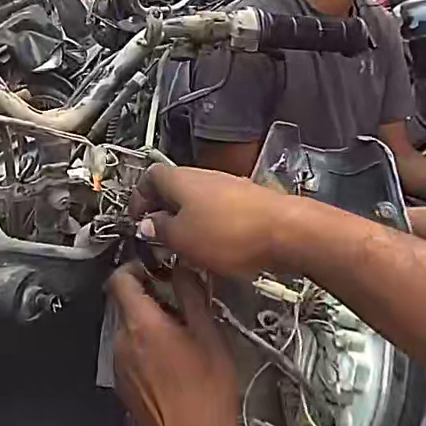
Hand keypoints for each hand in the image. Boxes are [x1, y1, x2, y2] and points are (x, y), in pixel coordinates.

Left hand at [107, 265, 238, 425]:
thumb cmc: (208, 392)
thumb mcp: (209, 335)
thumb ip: (192, 295)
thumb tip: (182, 269)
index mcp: (142, 324)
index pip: (119, 279)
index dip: (135, 267)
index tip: (155, 270)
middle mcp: (122, 340)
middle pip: (124, 302)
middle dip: (148, 297)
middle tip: (177, 306)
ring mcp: (118, 362)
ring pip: (127, 327)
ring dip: (147, 323)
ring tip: (178, 338)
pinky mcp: (121, 382)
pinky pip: (127, 350)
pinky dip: (143, 346)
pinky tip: (169, 362)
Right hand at [129, 164, 314, 278]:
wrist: (288, 232)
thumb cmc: (230, 233)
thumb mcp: (181, 238)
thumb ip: (159, 229)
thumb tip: (147, 224)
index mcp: (179, 178)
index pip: (148, 177)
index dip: (138, 199)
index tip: (137, 221)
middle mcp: (202, 176)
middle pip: (173, 189)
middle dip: (163, 213)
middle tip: (160, 239)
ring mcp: (228, 186)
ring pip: (196, 202)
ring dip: (187, 222)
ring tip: (187, 249)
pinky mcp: (249, 202)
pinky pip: (219, 212)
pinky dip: (211, 228)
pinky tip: (216, 250)